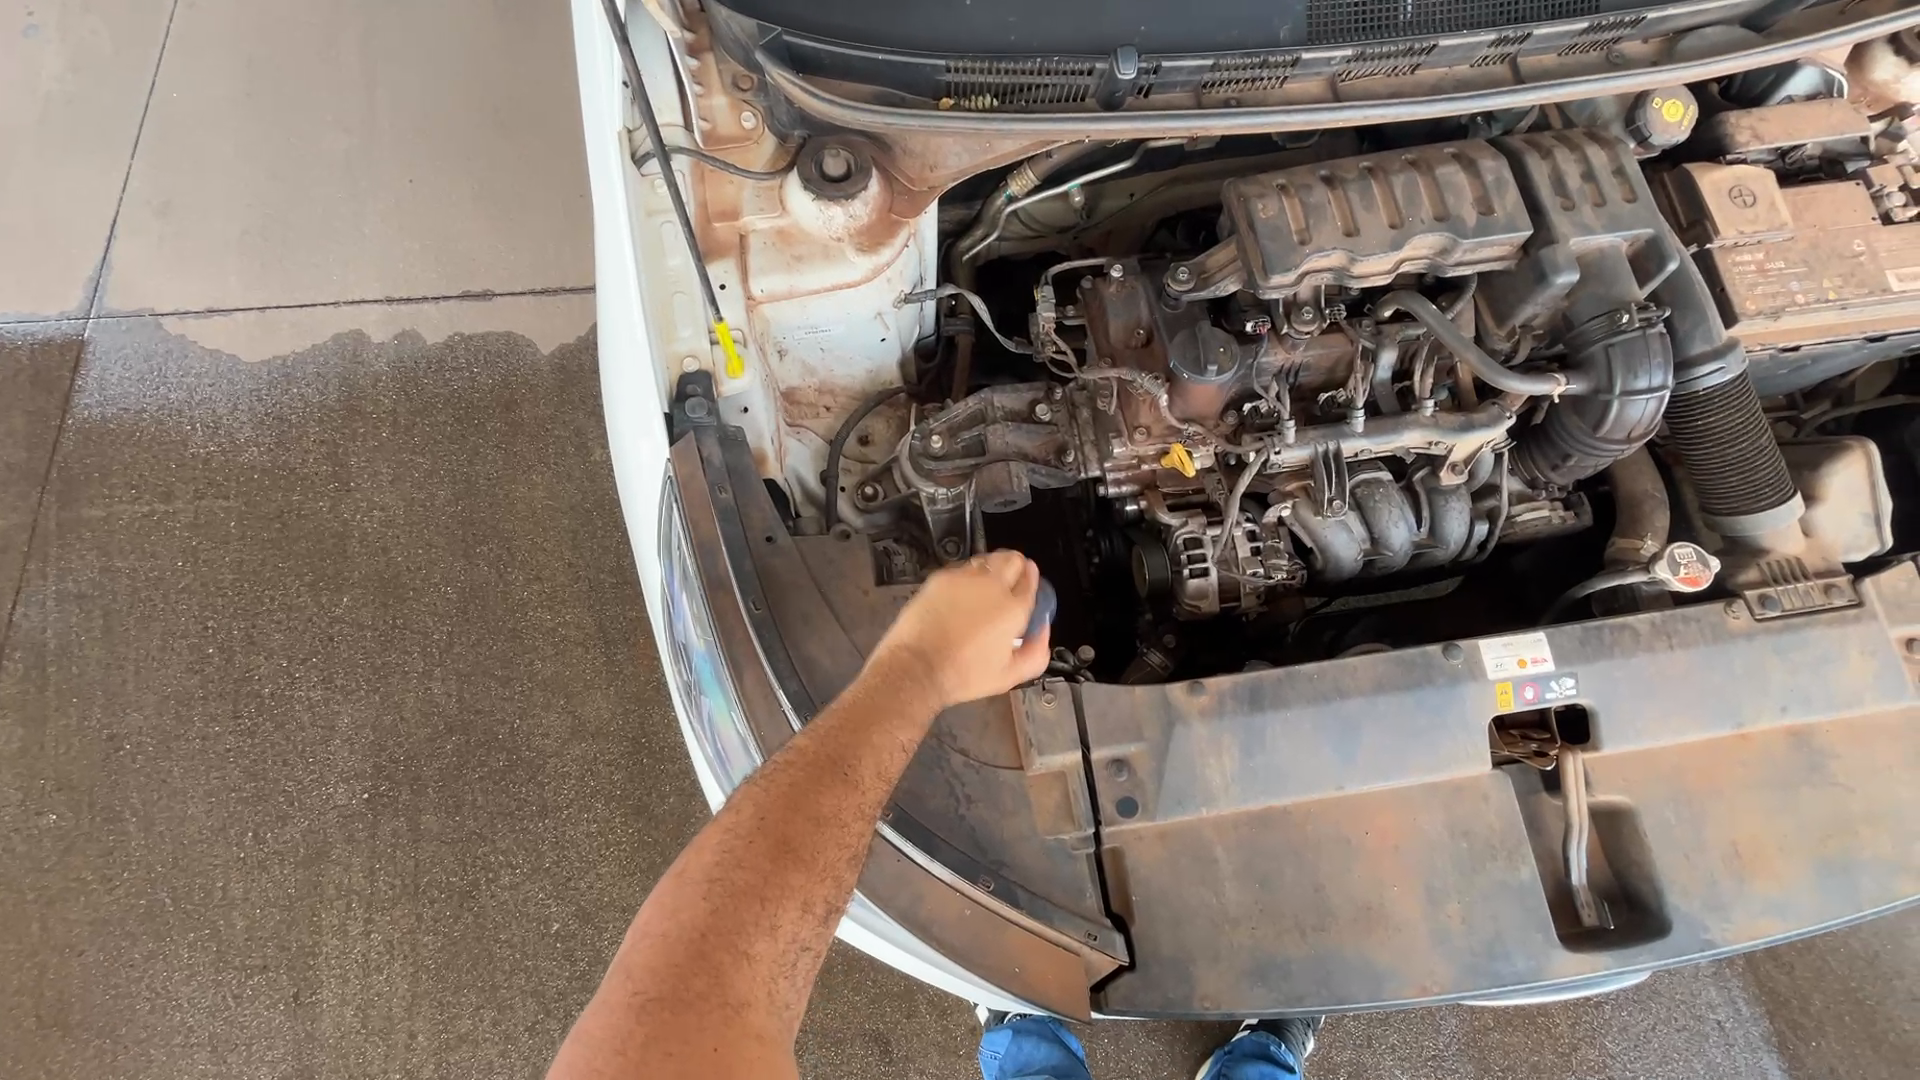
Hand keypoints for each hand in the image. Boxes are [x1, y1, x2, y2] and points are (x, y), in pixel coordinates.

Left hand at [867, 551, 1051, 708]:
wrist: (917, 668)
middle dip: (1017, 567)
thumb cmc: (960, 674)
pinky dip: (967, 577)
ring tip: (987, 588)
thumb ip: (1036, 652)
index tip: (1029, 589)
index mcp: (1013, 608)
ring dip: (992, 569)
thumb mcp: (1010, 675)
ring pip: (987, 559)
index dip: (1032, 582)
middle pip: (1013, 559)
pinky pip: (961, 568)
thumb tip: (1043, 634)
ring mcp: (964, 579)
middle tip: (1012, 582)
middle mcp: (991, 586)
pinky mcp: (940, 578)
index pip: (1032, 579)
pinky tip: (962, 595)